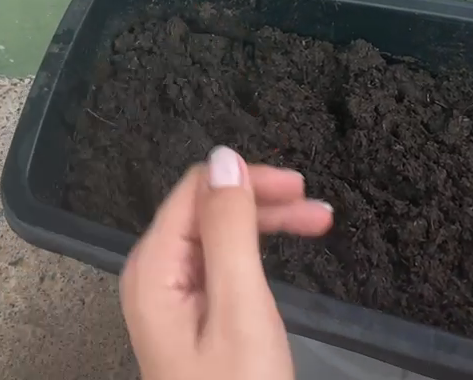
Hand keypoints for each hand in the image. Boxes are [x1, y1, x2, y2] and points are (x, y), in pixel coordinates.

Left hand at [120, 146, 334, 379]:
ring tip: (317, 222)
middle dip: (262, 201)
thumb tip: (224, 156)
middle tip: (318, 208)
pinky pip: (218, 264)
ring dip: (265, 223)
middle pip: (207, 208)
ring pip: (217, 234)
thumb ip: (229, 229)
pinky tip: (283, 249)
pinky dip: (255, 253)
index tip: (300, 188)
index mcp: (154, 265)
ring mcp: (169, 296)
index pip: (197, 190)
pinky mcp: (188, 316)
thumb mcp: (239, 311)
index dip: (247, 179)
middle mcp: (154, 272)